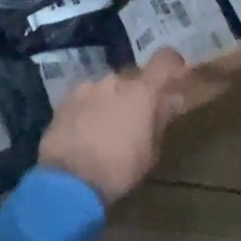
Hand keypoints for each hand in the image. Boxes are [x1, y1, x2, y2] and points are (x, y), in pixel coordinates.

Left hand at [38, 48, 188, 204]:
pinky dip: (90, 108)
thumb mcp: (150, 153)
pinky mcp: (65, 100)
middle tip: (136, 116)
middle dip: (137, 93)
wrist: (67, 181)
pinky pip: (86, 97)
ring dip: (112, 100)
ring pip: (107, 88)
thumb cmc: (118, 170)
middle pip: (132, 78)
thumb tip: (167, 104)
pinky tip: (85, 130)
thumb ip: (159, 122)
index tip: (176, 73)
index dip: (172, 63)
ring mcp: (87, 88)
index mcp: (141, 92)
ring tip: (107, 127)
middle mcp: (114, 81)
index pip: (164, 60)